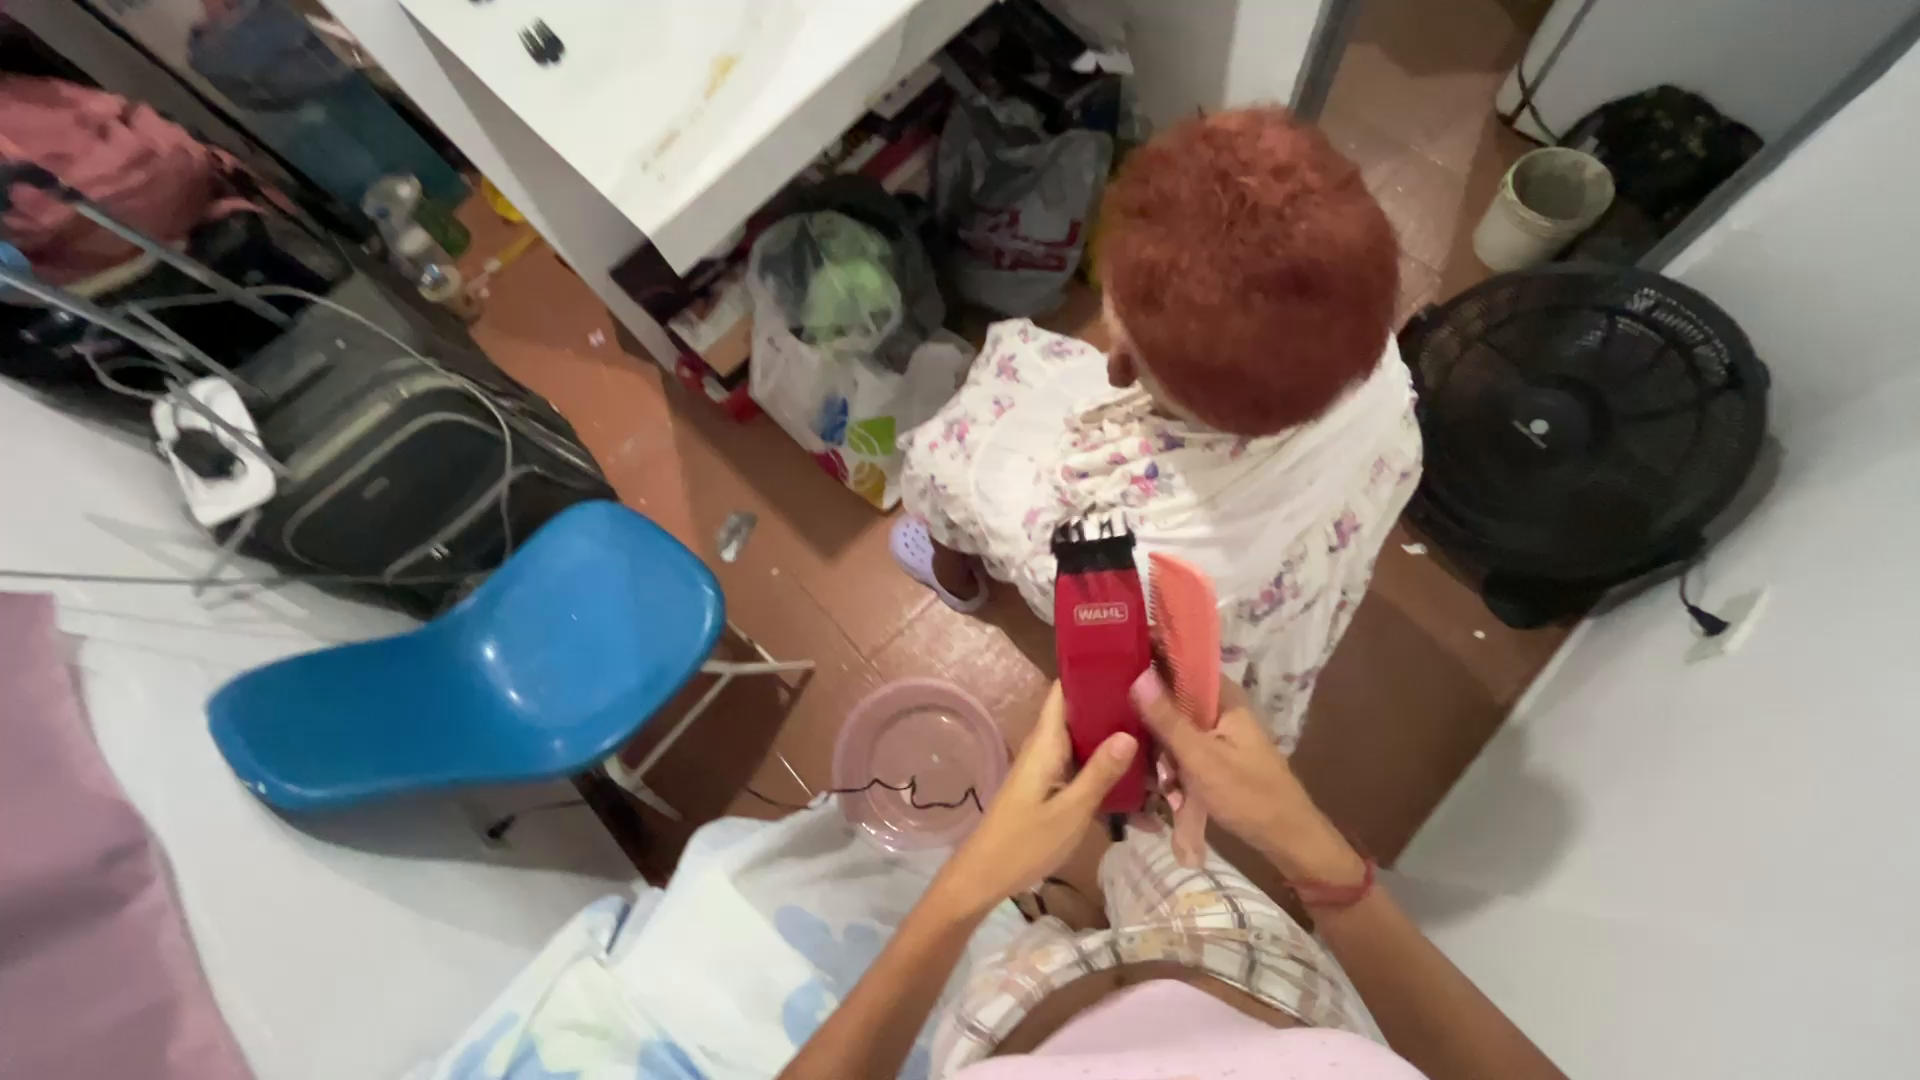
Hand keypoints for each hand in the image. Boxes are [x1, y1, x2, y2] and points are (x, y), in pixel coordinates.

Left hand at [930, 683, 1137, 917]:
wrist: (984, 877)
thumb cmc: (1025, 842)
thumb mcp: (1070, 812)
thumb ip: (1099, 774)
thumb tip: (1129, 732)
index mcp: (1046, 742)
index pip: (1064, 690)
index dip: (1091, 673)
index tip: (1129, 663)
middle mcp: (1046, 746)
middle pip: (1080, 714)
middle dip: (1114, 708)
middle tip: (1158, 704)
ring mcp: (1048, 767)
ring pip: (1085, 741)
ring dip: (1114, 741)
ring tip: (1158, 737)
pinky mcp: (1050, 786)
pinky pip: (1081, 766)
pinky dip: (1105, 768)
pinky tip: (1137, 780)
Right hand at [1130, 670, 1363, 884]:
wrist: (1288, 839)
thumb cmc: (1247, 794)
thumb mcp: (1200, 757)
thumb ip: (1167, 718)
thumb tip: (1137, 675)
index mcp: (1224, 697)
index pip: (1182, 662)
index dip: (1151, 661)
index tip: (1118, 670)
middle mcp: (1222, 707)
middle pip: (1174, 697)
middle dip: (1153, 723)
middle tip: (1140, 747)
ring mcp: (1220, 732)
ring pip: (1176, 727)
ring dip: (1163, 752)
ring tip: (1163, 782)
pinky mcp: (1217, 753)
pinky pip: (1185, 748)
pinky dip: (1176, 765)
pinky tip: (1171, 790)